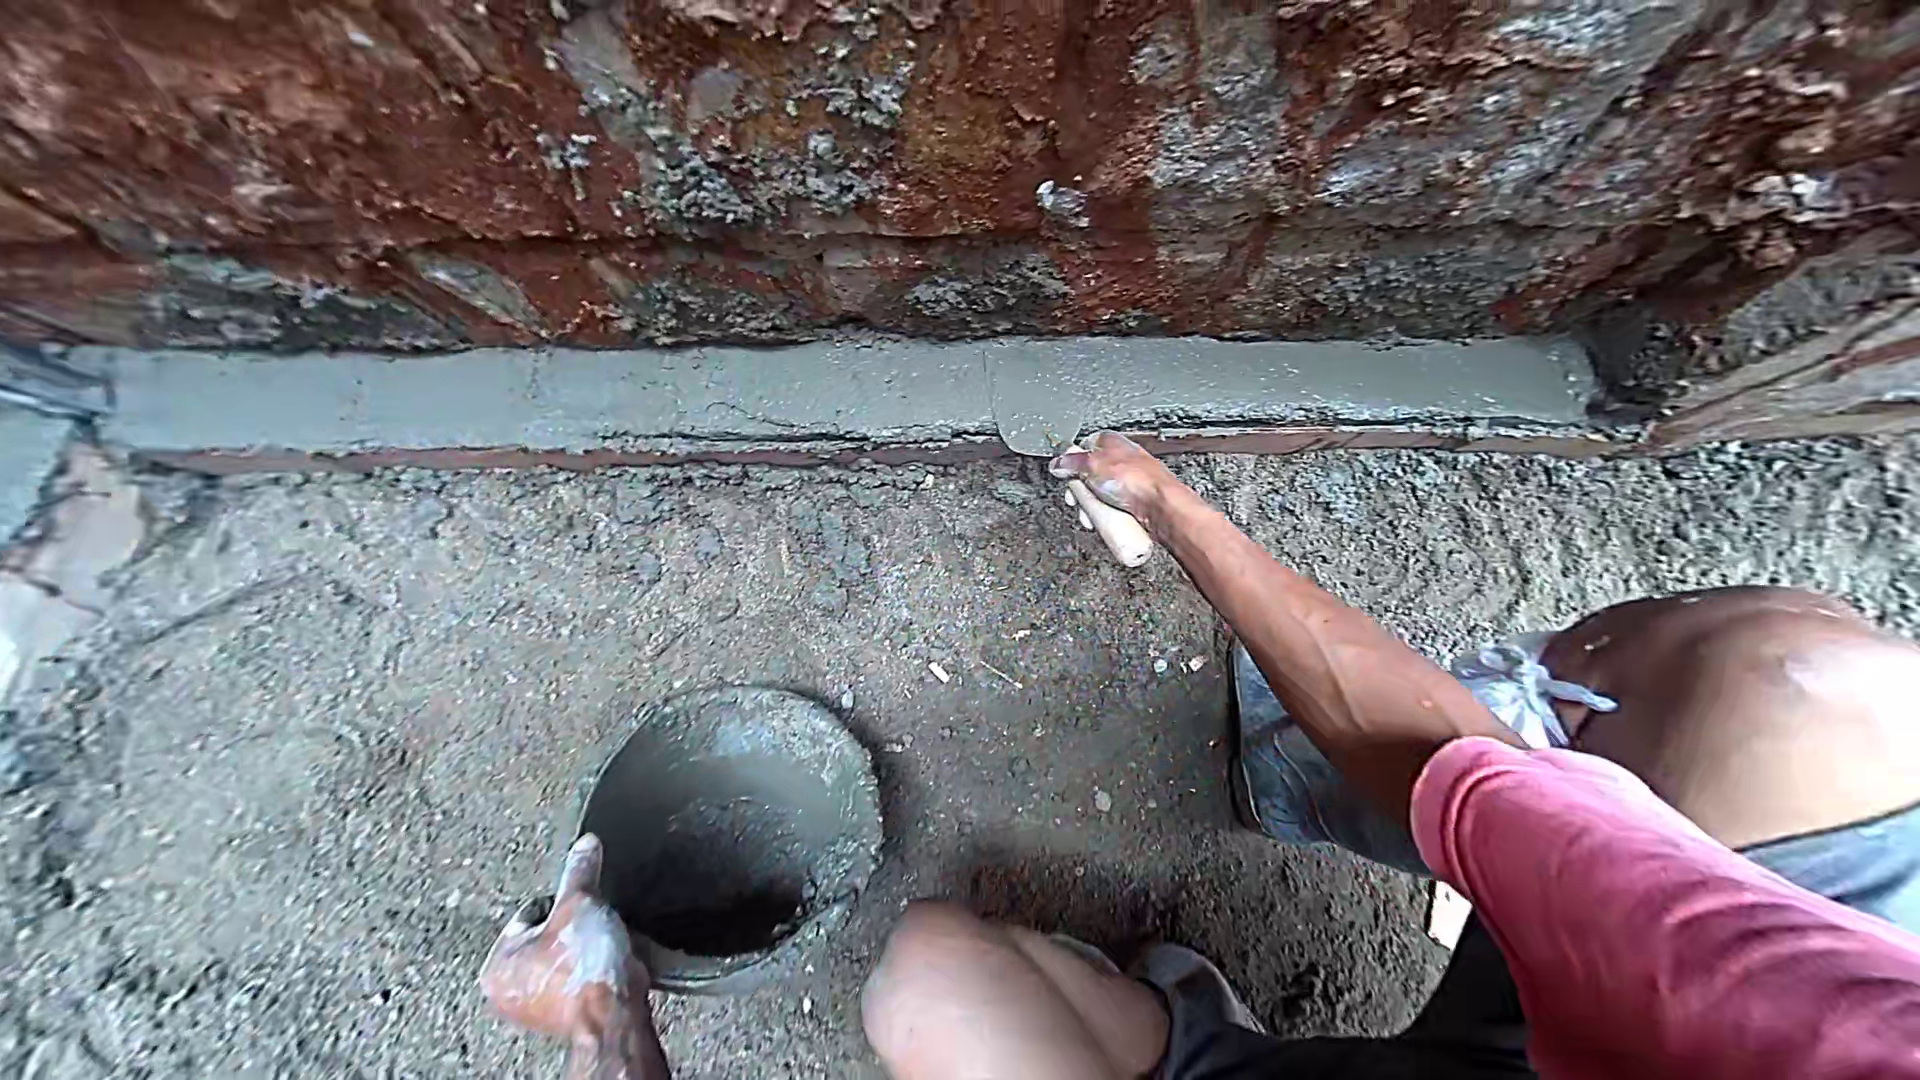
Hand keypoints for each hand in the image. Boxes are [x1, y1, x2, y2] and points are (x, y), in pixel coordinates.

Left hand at [479, 834, 649, 1042]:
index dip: (563, 900)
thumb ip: (580, 870)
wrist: (612, 1011)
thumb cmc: (583, 964)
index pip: (532, 911)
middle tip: (592, 922)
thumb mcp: (581, 902)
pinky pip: (578, 970)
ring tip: (602, 940)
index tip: (583, 904)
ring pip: (565, 950)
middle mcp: (508, 989)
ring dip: (584, 942)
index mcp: (497, 965)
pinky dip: (592, 961)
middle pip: (549, 931)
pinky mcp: (564, 1009)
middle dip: (573, 922)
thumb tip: (584, 843)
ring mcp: (535, 1003)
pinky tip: (606, 957)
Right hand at [1048, 432, 1181, 524]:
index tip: (1066, 475)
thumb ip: (1070, 462)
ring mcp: (1129, 480)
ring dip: (1090, 505)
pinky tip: (1102, 519)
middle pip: (1089, 473)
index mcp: (1112, 442)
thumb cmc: (1135, 480)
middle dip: (1080, 490)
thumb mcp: (1091, 465)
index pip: (1083, 447)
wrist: (1161, 505)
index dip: (1072, 462)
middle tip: (1076, 499)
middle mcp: (1122, 458)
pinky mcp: (1134, 499)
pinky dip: (1103, 513)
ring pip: (1099, 492)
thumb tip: (1057, 463)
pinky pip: (1111, 505)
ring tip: (1090, 515)